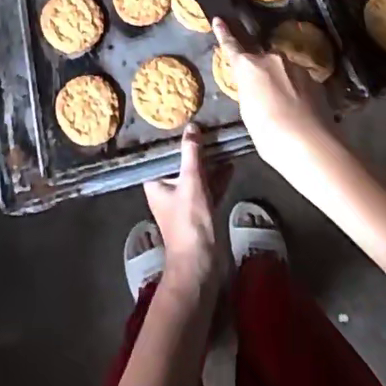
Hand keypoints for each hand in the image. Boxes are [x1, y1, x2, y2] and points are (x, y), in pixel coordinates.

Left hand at [142, 123, 230, 287]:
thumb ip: (192, 154)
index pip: (162, 152)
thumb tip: (191, 126)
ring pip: (196, 174)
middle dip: (195, 148)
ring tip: (222, 140)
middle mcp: (165, 188)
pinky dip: (216, 177)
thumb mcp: (192, 182)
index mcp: (155, 180)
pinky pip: (207, 188)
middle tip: (208, 126)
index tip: (185, 119)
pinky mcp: (198, 211)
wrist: (200, 266)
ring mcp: (183, 200)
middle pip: (180, 162)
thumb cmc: (190, 222)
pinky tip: (230, 163)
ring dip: (208, 161)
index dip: (174, 137)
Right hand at [217, 18, 335, 172]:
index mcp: (249, 66)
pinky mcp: (316, 81)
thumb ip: (250, 92)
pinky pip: (299, 82)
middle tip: (261, 94)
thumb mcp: (248, 112)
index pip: (232, 46)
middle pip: (261, 60)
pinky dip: (296, 92)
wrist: (310, 145)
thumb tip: (258, 89)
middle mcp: (272, 60)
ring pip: (283, 71)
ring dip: (280, 82)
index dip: (224, 33)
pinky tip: (299, 111)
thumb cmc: (268, 133)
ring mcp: (296, 68)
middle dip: (260, 72)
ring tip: (283, 107)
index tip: (219, 20)